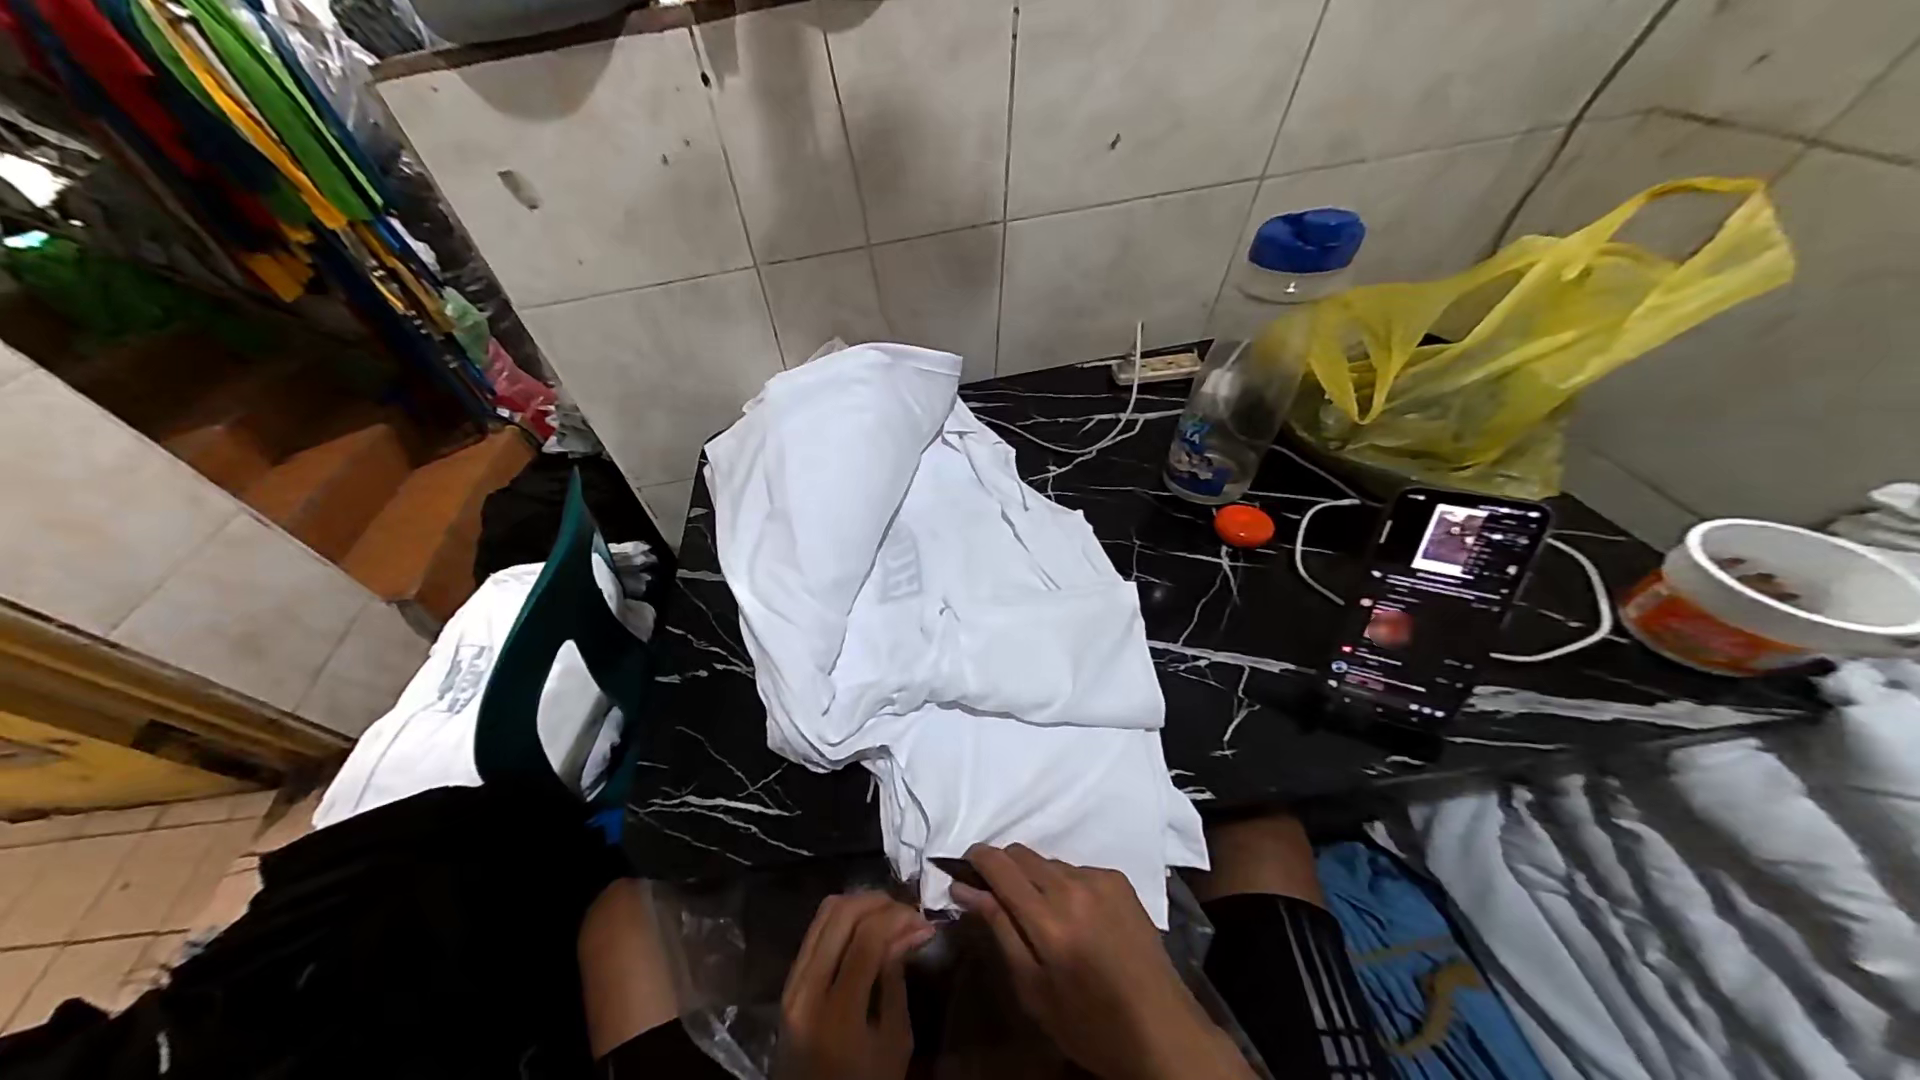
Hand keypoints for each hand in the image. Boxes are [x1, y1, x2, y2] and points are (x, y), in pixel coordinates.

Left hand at [776, 890, 932, 1079]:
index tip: (922, 917)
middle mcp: (805, 990)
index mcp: (836, 1014)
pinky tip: (867, 927)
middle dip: (878, 902)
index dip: (897, 917)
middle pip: (840, 914)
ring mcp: (791, 984)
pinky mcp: (788, 982)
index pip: (866, 939)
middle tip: (907, 911)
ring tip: (889, 915)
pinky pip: (815, 932)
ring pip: (823, 915)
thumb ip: (896, 980)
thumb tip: (911, 929)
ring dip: (860, 904)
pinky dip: (843, 919)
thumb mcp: (894, 1042)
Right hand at [956, 844, 1252, 1079]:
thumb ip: (999, 929)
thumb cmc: (1088, 1023)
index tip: (963, 869)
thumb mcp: (1032, 988)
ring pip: (1048, 861)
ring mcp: (1100, 879)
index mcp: (1048, 919)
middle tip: (999, 899)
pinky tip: (1076, 916)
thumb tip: (964, 888)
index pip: (999, 864)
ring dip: (1034, 877)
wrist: (1161, 1029)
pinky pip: (1076, 869)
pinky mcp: (1119, 879)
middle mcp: (1073, 887)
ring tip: (1042, 914)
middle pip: (1021, 853)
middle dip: (1002, 868)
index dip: (975, 859)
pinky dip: (1064, 884)